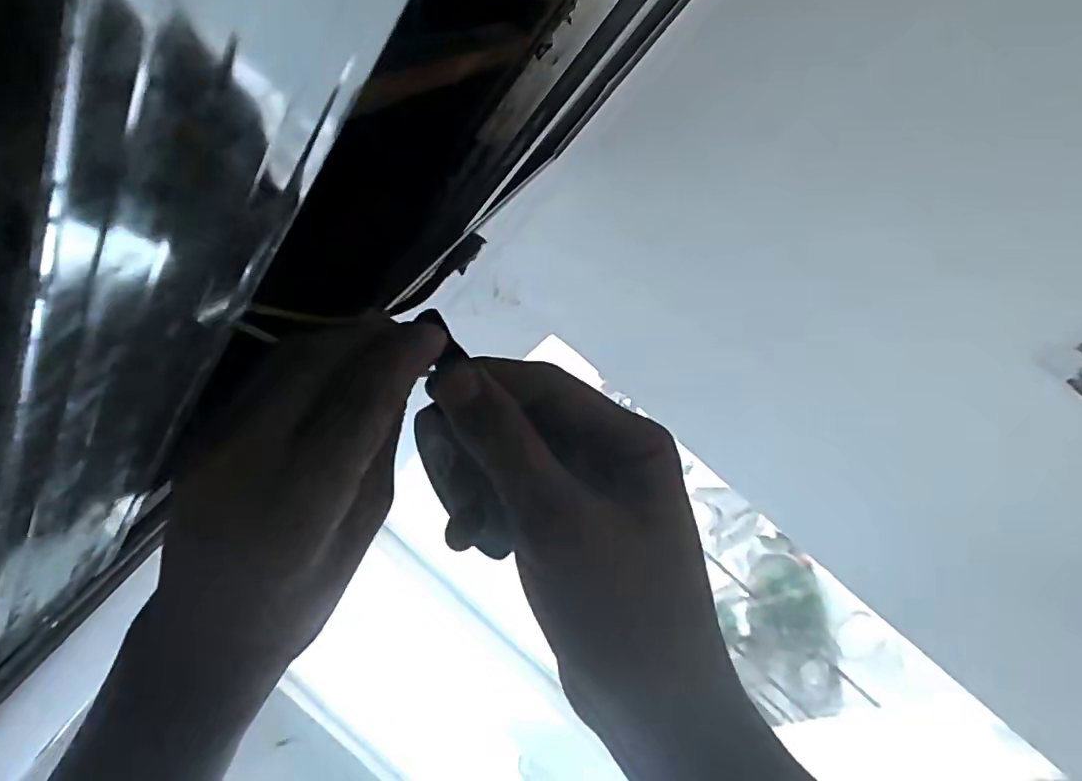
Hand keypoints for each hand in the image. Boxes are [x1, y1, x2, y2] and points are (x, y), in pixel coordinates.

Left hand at [53, 318, 443, 780]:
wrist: (203, 633)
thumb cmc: (301, 599)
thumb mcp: (363, 528)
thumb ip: (380, 448)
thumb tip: (400, 379)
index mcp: (298, 501)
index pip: (358, 404)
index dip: (399, 360)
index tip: (433, 335)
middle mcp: (247, 459)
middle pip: (316, 364)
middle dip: (370, 336)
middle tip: (409, 328)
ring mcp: (216, 440)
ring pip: (288, 359)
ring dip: (340, 338)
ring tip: (381, 334)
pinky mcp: (204, 431)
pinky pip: (268, 374)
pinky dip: (312, 355)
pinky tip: (340, 357)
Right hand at [423, 355, 810, 780]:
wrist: (653, 709)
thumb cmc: (617, 605)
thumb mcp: (554, 517)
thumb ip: (503, 441)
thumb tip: (453, 373)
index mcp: (625, 435)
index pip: (543, 384)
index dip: (485, 381)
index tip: (429, 394)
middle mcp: (607, 451)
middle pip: (520, 420)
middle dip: (476, 448)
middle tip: (449, 489)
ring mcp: (585, 488)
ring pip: (509, 458)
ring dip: (476, 486)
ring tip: (466, 529)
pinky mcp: (565, 522)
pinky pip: (513, 494)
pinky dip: (488, 512)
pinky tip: (476, 545)